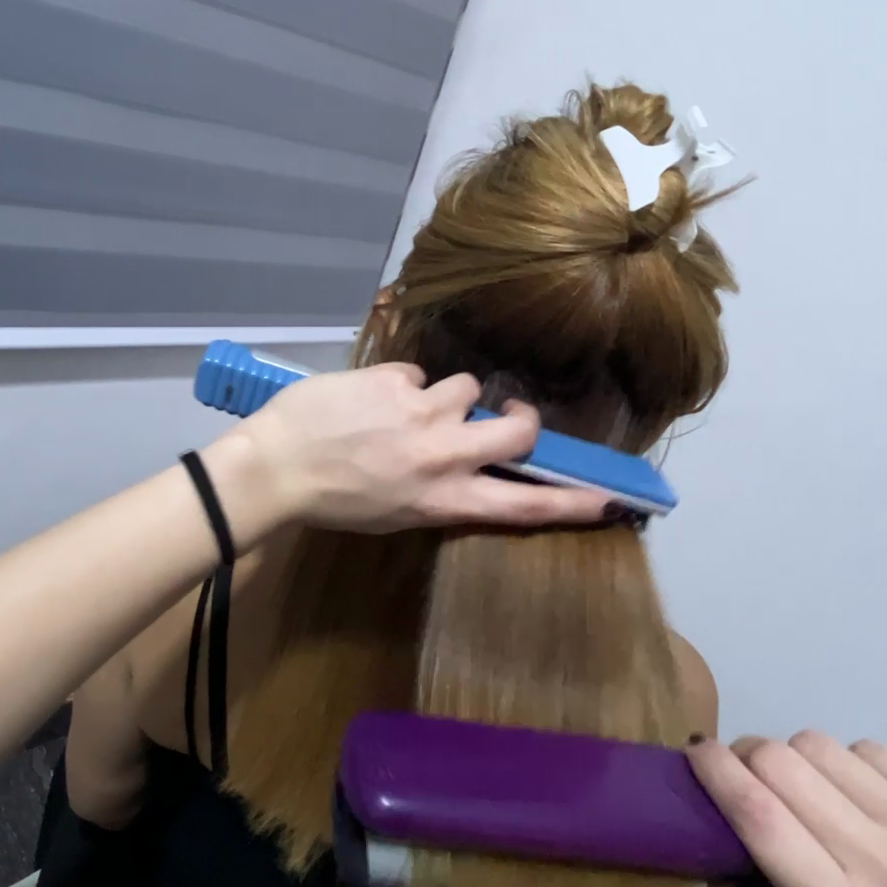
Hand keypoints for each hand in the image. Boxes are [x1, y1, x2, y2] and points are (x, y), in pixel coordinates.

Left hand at [213, 363, 614, 533]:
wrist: (275, 467)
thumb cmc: (332, 501)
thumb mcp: (396, 513)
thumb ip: (440, 490)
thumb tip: (468, 465)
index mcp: (443, 501)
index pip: (522, 507)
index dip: (571, 503)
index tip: (610, 498)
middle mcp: (443, 457)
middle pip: (516, 430)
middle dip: (520, 419)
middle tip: (507, 414)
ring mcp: (421, 413)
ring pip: (466, 387)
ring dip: (445, 396)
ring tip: (406, 408)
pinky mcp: (395, 380)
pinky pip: (419, 372)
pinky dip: (402, 383)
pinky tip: (370, 397)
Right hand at [690, 733, 886, 886]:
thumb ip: (779, 884)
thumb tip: (730, 808)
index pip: (757, 814)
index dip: (714, 771)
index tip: (697, 753)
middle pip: (781, 764)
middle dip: (749, 756)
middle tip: (749, 771)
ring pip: (822, 746)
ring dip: (802, 760)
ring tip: (814, 786)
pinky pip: (877, 751)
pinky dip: (856, 765)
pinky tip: (870, 796)